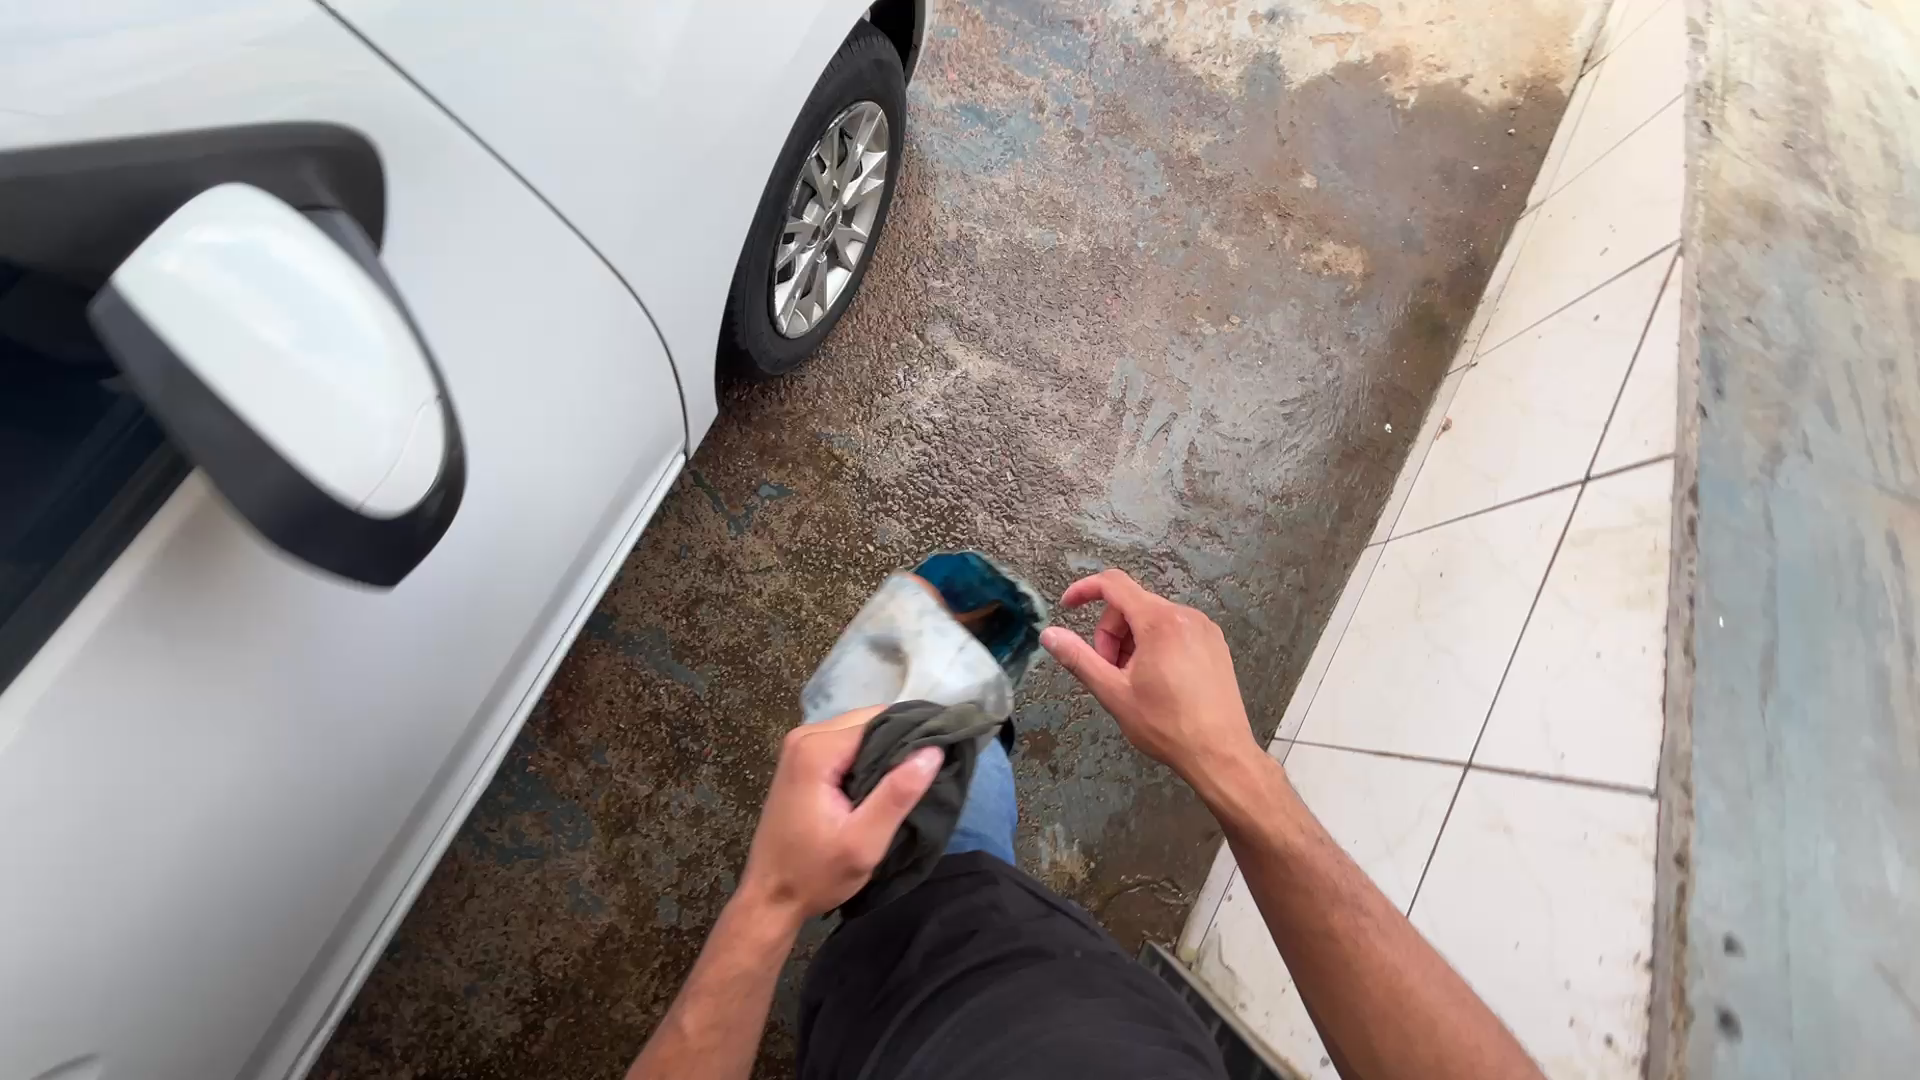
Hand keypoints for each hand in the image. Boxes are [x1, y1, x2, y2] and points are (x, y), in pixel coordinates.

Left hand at [736, 707, 940, 925]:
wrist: (769, 898)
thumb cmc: (815, 874)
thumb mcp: (864, 842)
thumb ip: (897, 794)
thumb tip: (933, 750)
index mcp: (816, 750)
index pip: (879, 720)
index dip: (912, 735)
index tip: (941, 755)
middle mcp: (804, 736)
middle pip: (868, 720)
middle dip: (898, 742)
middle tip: (922, 774)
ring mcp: (800, 745)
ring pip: (859, 730)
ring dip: (883, 750)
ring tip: (904, 781)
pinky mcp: (802, 758)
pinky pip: (846, 743)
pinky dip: (866, 757)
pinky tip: (879, 783)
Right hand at [1040, 569, 1262, 786]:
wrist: (1221, 754)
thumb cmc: (1166, 725)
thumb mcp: (1114, 692)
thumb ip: (1079, 658)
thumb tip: (1049, 635)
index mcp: (1159, 622)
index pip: (1113, 584)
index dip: (1084, 590)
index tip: (1067, 607)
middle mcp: (1185, 615)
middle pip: (1131, 605)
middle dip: (1110, 633)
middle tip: (1108, 671)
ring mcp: (1204, 628)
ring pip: (1152, 618)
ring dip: (1131, 642)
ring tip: (1133, 681)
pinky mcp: (1214, 644)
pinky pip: (1174, 629)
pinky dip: (1154, 645)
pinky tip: (1156, 680)